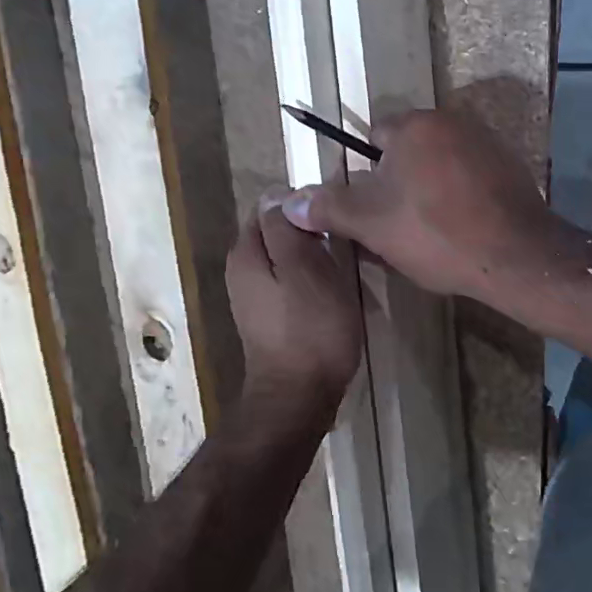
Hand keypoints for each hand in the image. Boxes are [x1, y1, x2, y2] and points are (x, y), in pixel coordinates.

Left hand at [225, 202, 362, 403]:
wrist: (300, 396)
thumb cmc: (310, 328)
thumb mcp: (305, 269)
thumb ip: (287, 230)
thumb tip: (280, 194)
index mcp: (247, 253)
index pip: (272, 204)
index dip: (306, 203)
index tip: (336, 215)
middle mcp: (244, 268)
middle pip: (280, 227)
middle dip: (311, 225)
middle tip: (347, 235)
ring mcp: (258, 292)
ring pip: (289, 251)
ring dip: (316, 249)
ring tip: (347, 256)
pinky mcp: (274, 311)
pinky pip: (294, 273)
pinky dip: (314, 270)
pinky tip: (336, 281)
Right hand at [280, 109, 557, 302]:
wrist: (514, 254)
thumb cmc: (435, 232)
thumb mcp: (370, 223)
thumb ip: (328, 207)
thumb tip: (290, 201)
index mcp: (418, 125)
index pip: (375, 135)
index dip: (365, 172)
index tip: (369, 206)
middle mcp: (454, 122)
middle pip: (410, 150)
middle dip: (397, 182)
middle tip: (393, 224)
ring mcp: (487, 142)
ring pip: (440, 164)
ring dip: (428, 189)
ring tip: (426, 232)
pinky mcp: (510, 166)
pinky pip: (470, 176)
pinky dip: (459, 195)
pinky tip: (459, 228)